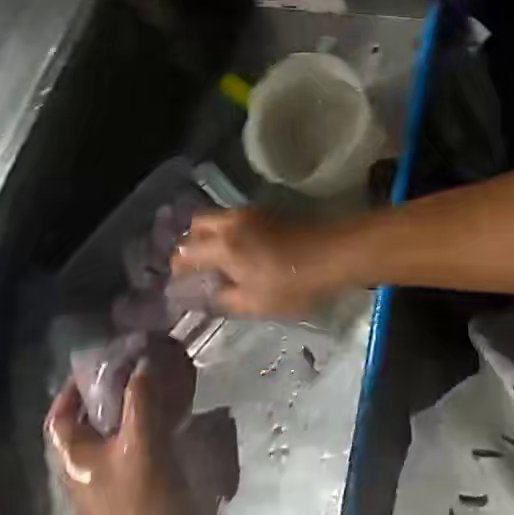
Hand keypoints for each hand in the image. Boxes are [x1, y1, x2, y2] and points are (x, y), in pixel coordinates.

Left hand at [45, 334, 198, 514]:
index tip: (100, 361)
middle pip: (90, 422)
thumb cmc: (147, 498)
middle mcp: (88, 471)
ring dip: (135, 407)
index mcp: (75, 461)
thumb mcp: (143, 440)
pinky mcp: (139, 489)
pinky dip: (152, 425)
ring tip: (159, 382)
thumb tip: (142, 359)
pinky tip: (175, 412)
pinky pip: (139, 446)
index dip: (72, 388)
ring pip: (117, 433)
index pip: (59, 418)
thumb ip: (141, 397)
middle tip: (137, 365)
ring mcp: (113, 482)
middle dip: (111, 392)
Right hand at [174, 210, 350, 318]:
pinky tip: (240, 249)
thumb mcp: (256, 304)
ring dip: (210, 234)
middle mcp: (232, 222)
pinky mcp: (270, 211)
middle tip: (193, 265)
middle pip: (197, 224)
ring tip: (217, 259)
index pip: (185, 252)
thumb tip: (205, 297)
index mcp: (223, 245)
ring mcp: (252, 212)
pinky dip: (229, 230)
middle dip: (189, 242)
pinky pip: (237, 217)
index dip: (177, 268)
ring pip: (218, 217)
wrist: (336, 252)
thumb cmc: (295, 283)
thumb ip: (225, 299)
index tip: (177, 282)